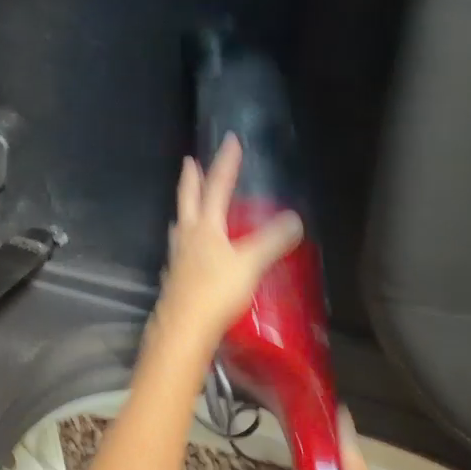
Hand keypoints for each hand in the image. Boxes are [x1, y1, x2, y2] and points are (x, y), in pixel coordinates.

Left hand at [149, 134, 304, 361]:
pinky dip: (186, 241)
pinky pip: (181, 250)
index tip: (230, 140)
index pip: (217, 186)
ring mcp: (178, 257)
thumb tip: (295, 219)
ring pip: (181, 224)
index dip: (226, 163)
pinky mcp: (175, 278)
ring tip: (188, 206)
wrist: (183, 329)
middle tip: (190, 161)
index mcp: (205, 226)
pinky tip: (188, 252)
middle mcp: (187, 235)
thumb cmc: (215, 292)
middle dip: (191, 178)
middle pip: (188, 199)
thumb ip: (272, 241)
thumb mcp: (250, 264)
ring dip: (185, 210)